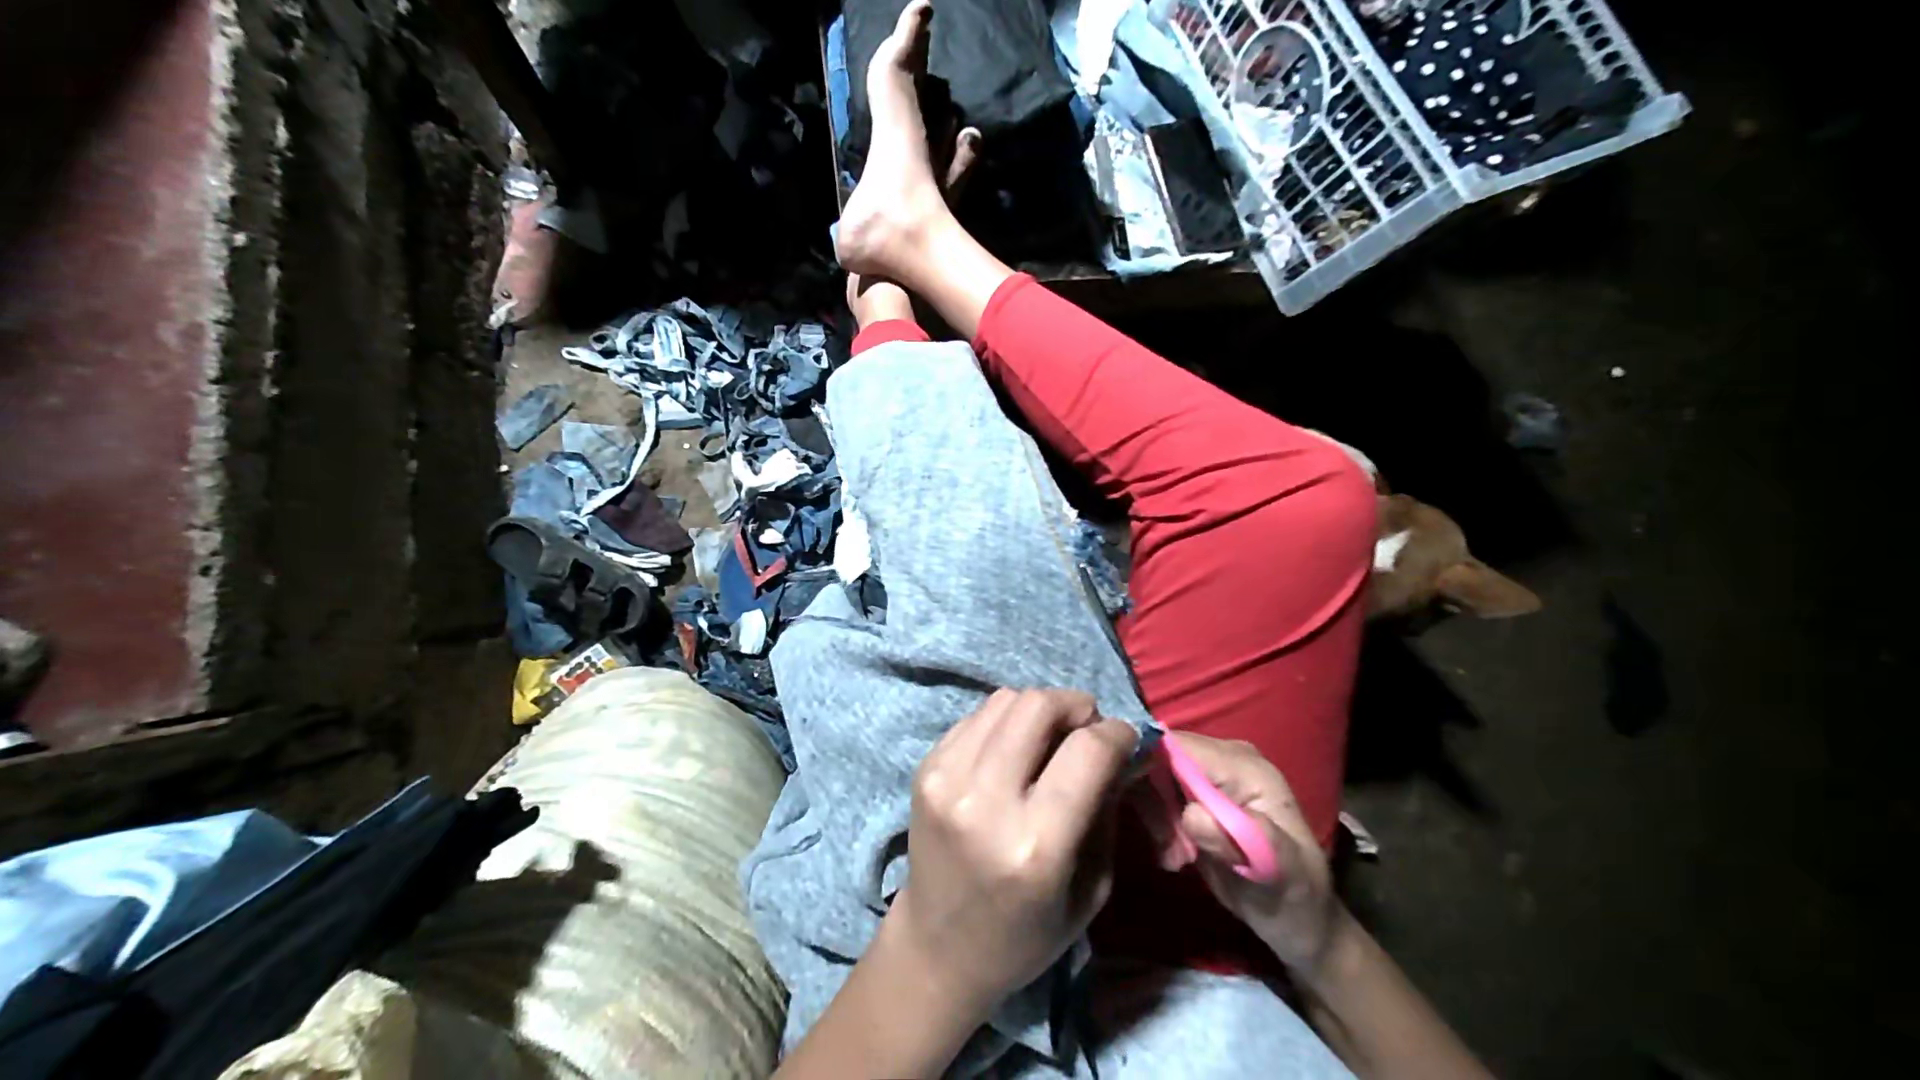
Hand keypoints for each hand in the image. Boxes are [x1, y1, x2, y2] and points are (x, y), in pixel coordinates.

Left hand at [889, 688, 1138, 1013]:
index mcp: (1036, 846)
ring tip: (1049, 739)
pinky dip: (1005, 722)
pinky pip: (977, 716)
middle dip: (1076, 706)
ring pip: (1006, 699)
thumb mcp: (1091, 887)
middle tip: (1086, 730)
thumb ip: (1107, 807)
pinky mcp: (925, 768)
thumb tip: (1123, 745)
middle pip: (1038, 705)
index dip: (1117, 733)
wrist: (938, 946)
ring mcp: (946, 779)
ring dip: (1039, 709)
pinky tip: (1012, 752)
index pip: (1087, 751)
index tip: (1125, 739)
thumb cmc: (1026, 933)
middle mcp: (984, 802)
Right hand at [1163, 732, 1344, 974]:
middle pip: (1160, 756)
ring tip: (1176, 857)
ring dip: (1155, 818)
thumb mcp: (1281, 874)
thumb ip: (1245, 839)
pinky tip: (1174, 853)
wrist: (1299, 917)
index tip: (1156, 823)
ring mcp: (1210, 772)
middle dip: (1154, 803)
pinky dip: (1157, 822)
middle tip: (1172, 852)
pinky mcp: (1197, 789)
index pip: (1179, 746)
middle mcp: (1225, 758)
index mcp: (1247, 768)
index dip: (1152, 772)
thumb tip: (1192, 814)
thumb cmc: (1295, 896)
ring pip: (1153, 774)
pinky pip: (1157, 790)